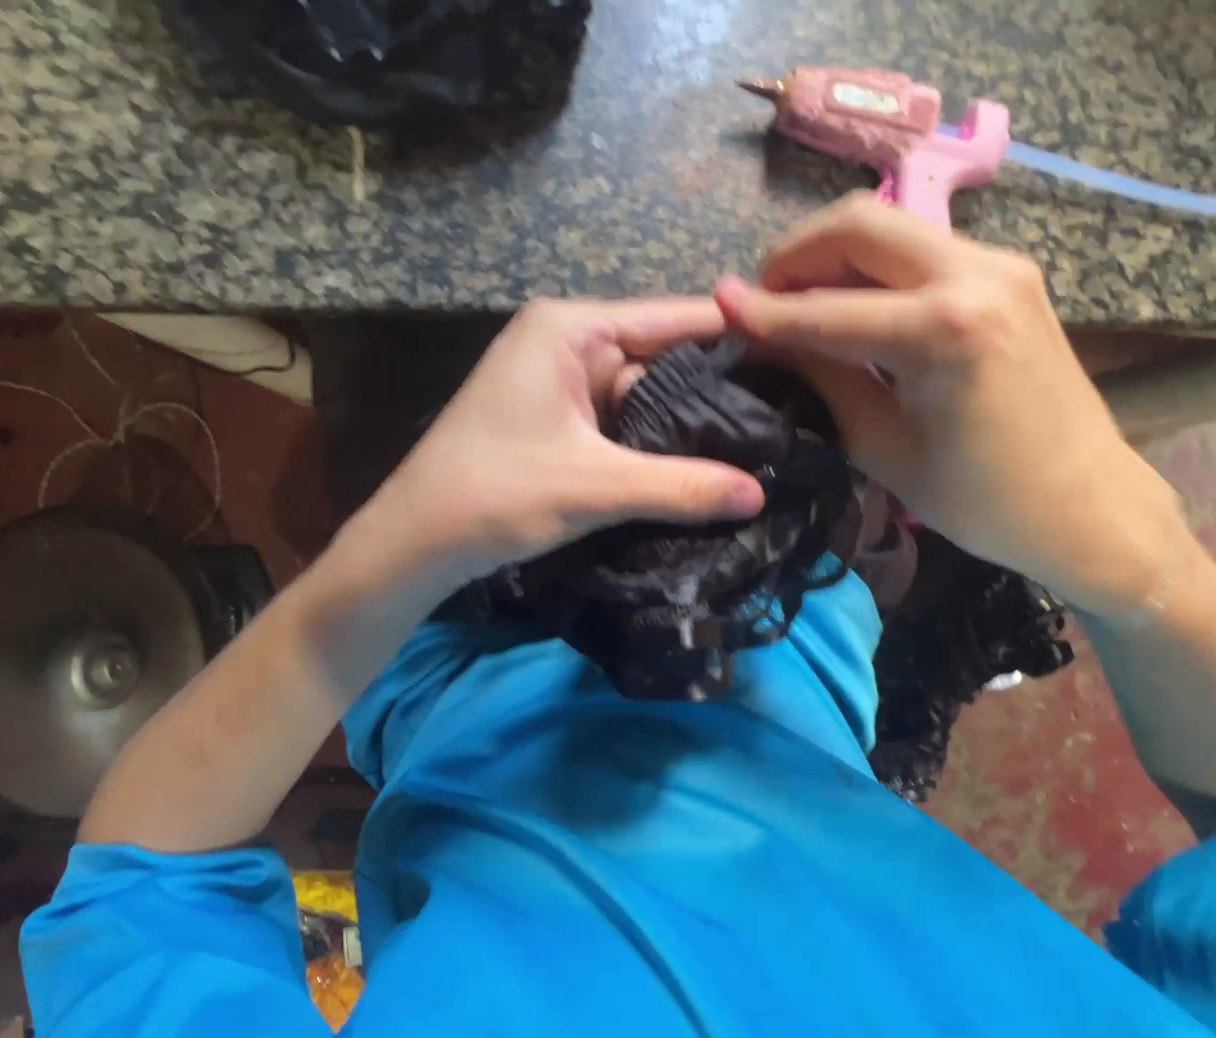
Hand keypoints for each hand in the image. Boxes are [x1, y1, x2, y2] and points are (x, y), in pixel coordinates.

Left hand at [352, 298, 766, 586]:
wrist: (415, 541)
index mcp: (571, 329)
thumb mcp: (594, 486)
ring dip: (685, 425)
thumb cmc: (495, 494)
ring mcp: (558, 381)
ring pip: (642, 394)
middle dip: (715, 392)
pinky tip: (700, 467)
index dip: (736, 335)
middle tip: (789, 420)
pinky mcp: (554, 418)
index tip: (800, 352)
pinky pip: (619, 420)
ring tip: (760, 447)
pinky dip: (652, 443)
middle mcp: (566, 341)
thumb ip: (681, 486)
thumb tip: (762, 493)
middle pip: (661, 356)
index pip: (673, 317)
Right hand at [715, 194, 1185, 615]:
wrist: (1086, 504)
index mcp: (945, 330)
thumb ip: (820, 377)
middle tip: (761, 301)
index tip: (714, 305)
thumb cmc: (980, 499)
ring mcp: (998, 265)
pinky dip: (868, 267)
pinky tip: (847, 307)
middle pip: (859, 222)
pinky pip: (917, 248)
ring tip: (795, 304)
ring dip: (830, 254)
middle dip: (795, 255)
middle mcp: (975, 275)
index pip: (825, 309)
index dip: (762, 310)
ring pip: (888, 224)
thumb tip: (759, 337)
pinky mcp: (1006, 273)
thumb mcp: (881, 446)